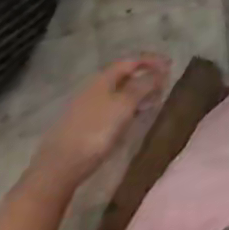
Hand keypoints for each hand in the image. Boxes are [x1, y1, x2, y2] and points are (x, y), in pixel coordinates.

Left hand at [32, 55, 168, 184]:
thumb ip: (144, 85)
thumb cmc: (95, 132)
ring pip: (117, 92)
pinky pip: (110, 107)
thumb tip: (159, 71)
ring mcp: (85, 107)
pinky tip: (130, 119)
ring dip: (136, 93)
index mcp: (103, 79)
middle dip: (145, 76)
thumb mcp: (125, 105)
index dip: (152, 60)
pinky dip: (126, 107)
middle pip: (123, 75)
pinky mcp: (82, 125)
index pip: (131, 60)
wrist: (57, 169)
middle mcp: (93, 88)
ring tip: (152, 102)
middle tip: (163, 84)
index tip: (171, 65)